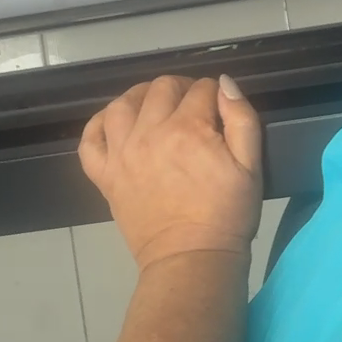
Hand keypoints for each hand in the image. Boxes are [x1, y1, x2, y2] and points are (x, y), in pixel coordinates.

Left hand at [79, 75, 262, 272]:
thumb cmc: (227, 212)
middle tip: (194, 107)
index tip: (221, 110)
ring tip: (156, 107)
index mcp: (189, 129)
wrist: (191, 259)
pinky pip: (89, 140)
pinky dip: (99, 125)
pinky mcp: (104, 177)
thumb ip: (241, 117)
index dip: (215, 93)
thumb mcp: (251, 163)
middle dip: (182, 88)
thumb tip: (223, 83)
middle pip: (161, 87)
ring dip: (141, 97)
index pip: (202, 88)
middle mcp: (150, 134)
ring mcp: (122, 155)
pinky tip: (117, 124)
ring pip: (122, 104)